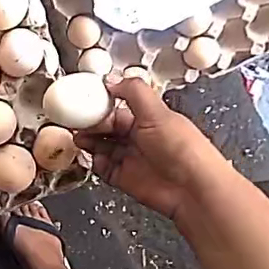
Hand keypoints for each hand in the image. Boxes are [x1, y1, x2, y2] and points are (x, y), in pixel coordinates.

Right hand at [75, 78, 227, 220]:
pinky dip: (95, 163)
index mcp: (149, 119)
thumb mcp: (156, 111)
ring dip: (90, 142)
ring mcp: (132, 159)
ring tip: (78, 138)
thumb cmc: (183, 149)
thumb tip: (112, 79)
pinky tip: (91, 157)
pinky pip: (104, 169)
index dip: (101, 106)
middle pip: (108, 129)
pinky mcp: (126, 179)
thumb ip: (133, 92)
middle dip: (91, 125)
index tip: (85, 103)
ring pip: (103, 148)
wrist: (192, 188)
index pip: (118, 109)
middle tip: (77, 122)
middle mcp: (140, 138)